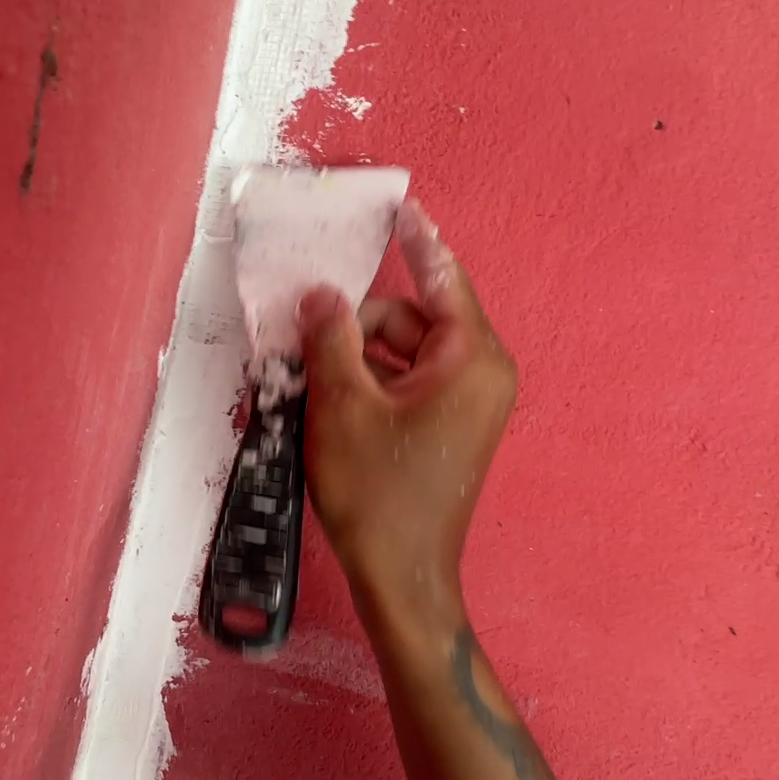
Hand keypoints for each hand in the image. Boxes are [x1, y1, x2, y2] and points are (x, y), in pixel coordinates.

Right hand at [297, 200, 516, 625]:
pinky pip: (404, 382)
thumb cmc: (376, 490)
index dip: (417, 240)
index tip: (401, 205)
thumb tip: (319, 295)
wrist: (401, 574)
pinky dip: (367, 381)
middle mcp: (478, 373)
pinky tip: (326, 398)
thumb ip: (329, 339)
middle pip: (408, 320)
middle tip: (300, 341)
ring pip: (400, 353)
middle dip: (355, 325)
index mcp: (469, 359)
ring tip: (305, 377)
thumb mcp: (340, 405)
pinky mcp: (446, 426)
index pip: (443, 278)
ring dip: (353, 356)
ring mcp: (464, 404)